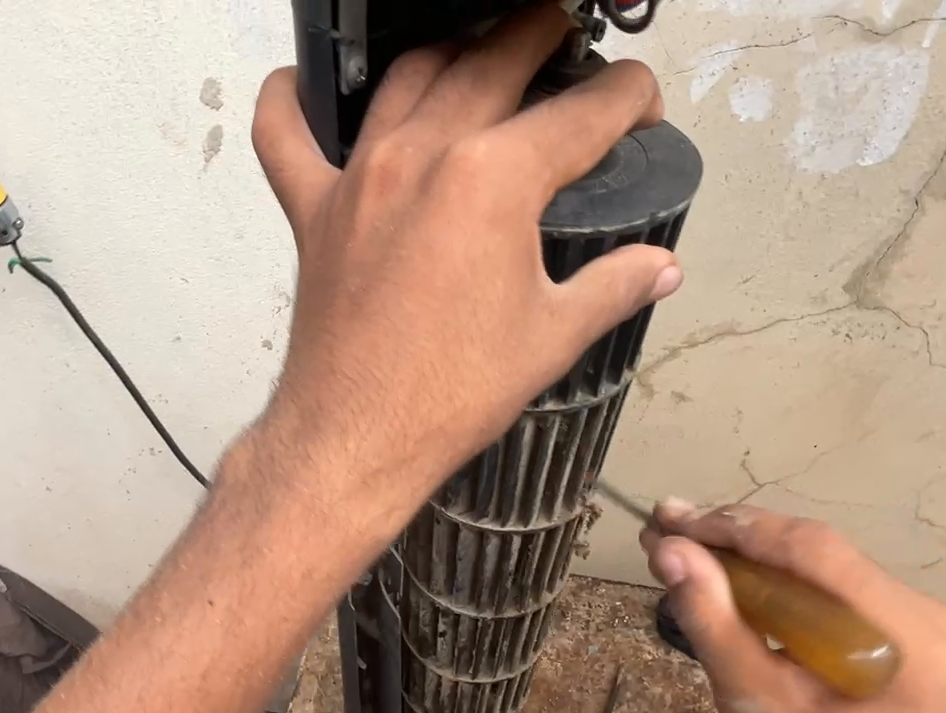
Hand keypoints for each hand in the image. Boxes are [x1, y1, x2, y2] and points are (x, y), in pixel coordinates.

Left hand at [245, 6, 682, 540]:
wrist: (358, 439)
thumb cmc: (448, 396)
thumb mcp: (551, 340)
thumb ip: (614, 288)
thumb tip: (661, 268)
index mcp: (494, 181)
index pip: (582, 113)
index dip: (628, 99)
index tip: (641, 107)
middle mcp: (424, 157)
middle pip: (494, 59)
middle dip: (544, 36)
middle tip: (568, 41)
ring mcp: (361, 179)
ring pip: (406, 77)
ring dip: (452, 50)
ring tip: (480, 53)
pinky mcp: (314, 213)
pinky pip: (284, 136)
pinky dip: (290, 103)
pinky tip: (304, 89)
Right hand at [641, 503, 945, 712]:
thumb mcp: (753, 701)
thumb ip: (713, 621)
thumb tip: (669, 552)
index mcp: (909, 637)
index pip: (814, 551)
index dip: (735, 528)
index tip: (671, 520)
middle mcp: (932, 615)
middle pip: (818, 551)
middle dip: (734, 537)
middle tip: (665, 527)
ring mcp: (928, 619)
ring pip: (822, 563)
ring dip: (749, 555)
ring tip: (684, 547)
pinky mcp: (911, 626)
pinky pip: (831, 584)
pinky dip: (775, 578)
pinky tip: (729, 574)